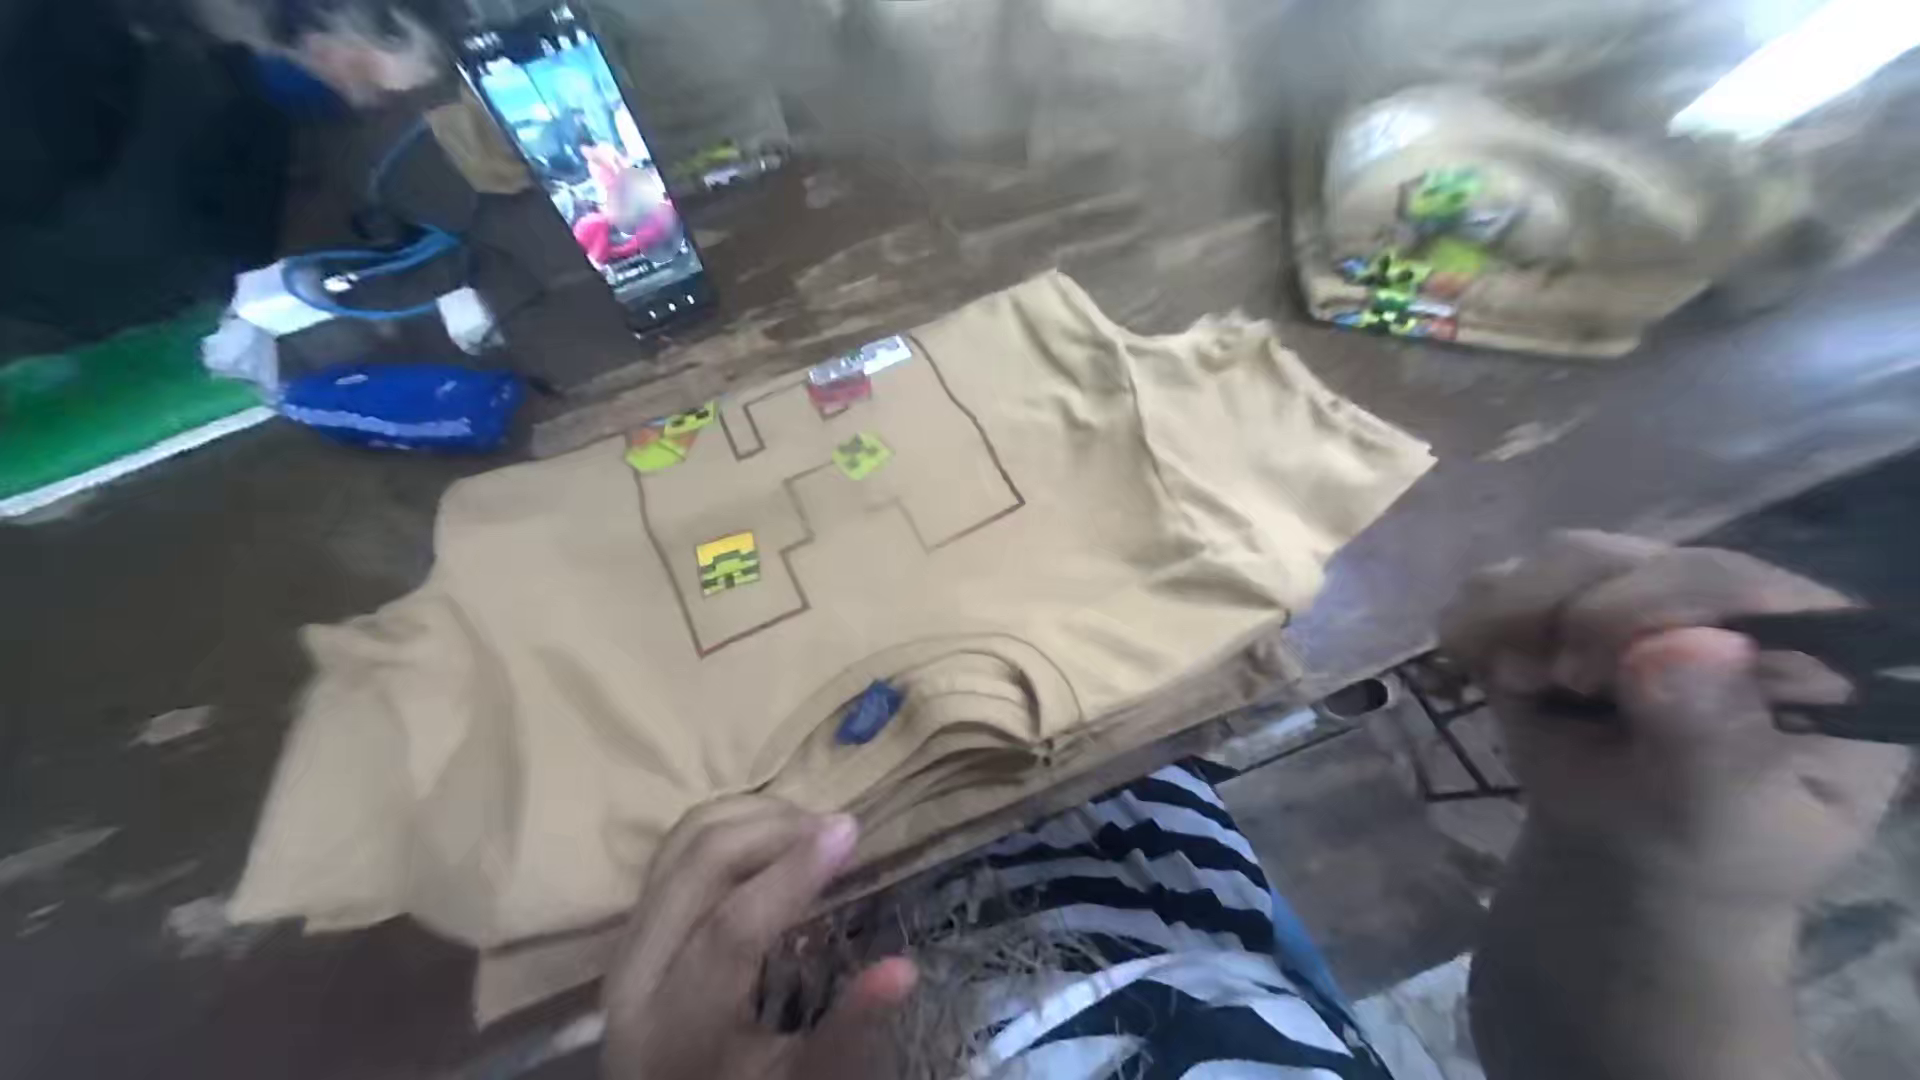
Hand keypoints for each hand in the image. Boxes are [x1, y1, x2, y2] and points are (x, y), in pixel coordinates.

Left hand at [602, 798, 916, 1079]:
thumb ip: (846, 1030)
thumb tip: (904, 970)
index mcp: (676, 1026)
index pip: (734, 929)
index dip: (795, 871)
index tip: (850, 830)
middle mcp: (637, 970)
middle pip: (705, 861)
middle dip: (779, 828)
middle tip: (838, 830)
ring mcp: (629, 935)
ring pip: (689, 835)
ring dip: (757, 816)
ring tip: (811, 830)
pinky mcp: (637, 914)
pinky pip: (681, 839)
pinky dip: (734, 819)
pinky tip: (775, 835)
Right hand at [1440, 530, 1909, 909]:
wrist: (1619, 849)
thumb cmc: (1699, 844)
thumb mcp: (1723, 816)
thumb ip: (1712, 738)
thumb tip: (1687, 644)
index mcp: (1796, 642)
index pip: (1710, 578)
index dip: (1629, 612)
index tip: (1580, 680)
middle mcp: (1705, 600)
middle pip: (1601, 557)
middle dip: (1551, 620)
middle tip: (1547, 685)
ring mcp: (1618, 596)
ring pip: (1536, 563)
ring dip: (1504, 623)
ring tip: (1522, 684)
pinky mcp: (1545, 607)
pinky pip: (1488, 584)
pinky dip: (1471, 627)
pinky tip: (1494, 672)